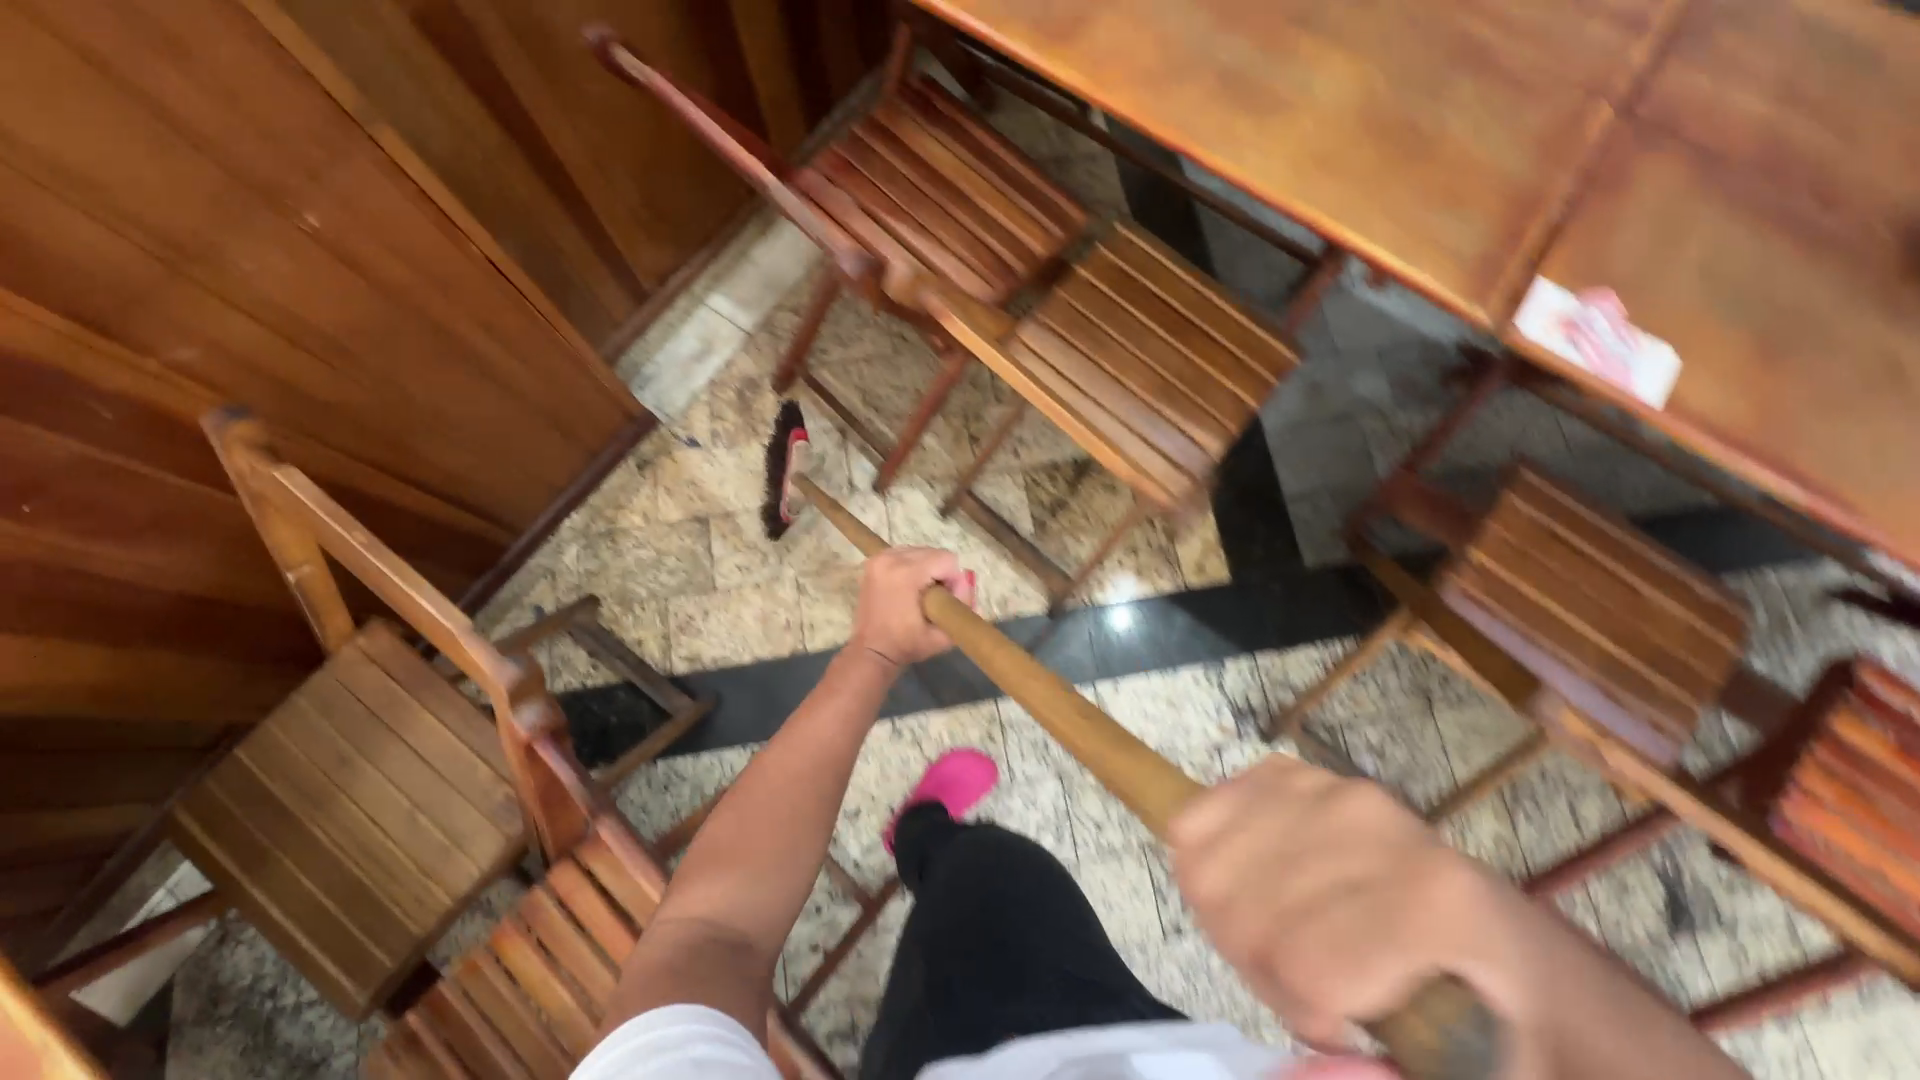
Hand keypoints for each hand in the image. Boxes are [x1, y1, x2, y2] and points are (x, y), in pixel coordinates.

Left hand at [848, 547, 974, 667]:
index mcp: (906, 573)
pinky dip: (912, 567)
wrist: (871, 651)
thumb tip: (967, 580)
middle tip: (937, 598)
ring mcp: (879, 558)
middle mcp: (891, 558)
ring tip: (923, 593)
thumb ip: (963, 603)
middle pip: (933, 552)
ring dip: (927, 569)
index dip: (954, 579)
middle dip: (941, 573)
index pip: (946, 559)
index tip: (948, 599)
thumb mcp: (944, 634)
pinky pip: (904, 554)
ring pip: (919, 552)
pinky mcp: (873, 562)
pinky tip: (910, 587)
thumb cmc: (907, 645)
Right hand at [1170, 753, 1537, 1057]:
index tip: (1350, 1029)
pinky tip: (1259, 883)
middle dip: (1267, 973)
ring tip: (1289, 937)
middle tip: (1316, 986)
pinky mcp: (1294, 776)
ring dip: (1233, 920)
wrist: (1517, 951)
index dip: (1311, 1017)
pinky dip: (1209, 858)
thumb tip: (1286, 1078)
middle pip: (1249, 920)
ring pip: (1211, 873)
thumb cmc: (1498, 1027)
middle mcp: (1376, 828)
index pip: (1307, 970)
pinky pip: (1199, 818)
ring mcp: (1328, 792)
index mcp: (1435, 905)